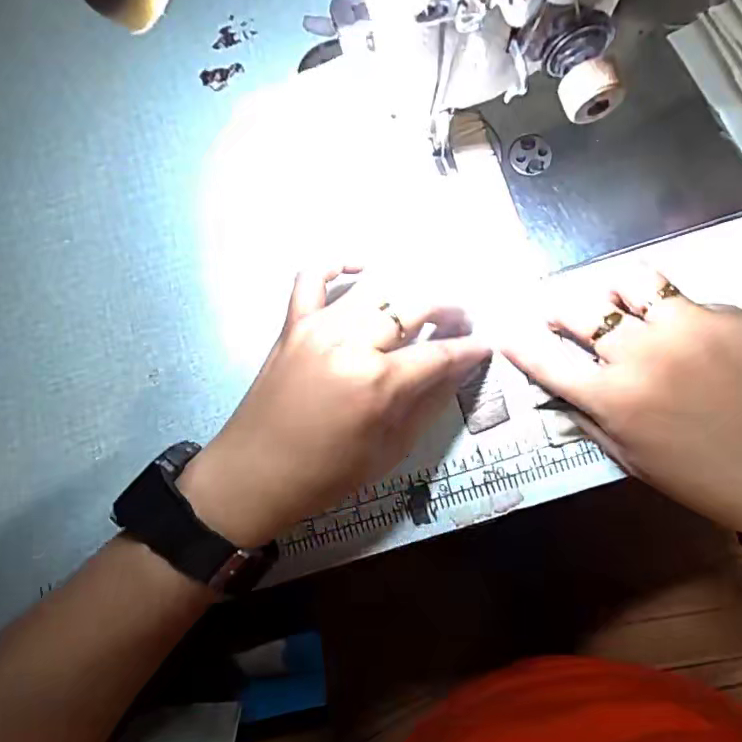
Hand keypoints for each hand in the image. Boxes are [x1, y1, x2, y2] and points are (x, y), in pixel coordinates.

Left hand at [178, 267, 490, 546]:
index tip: (486, 346)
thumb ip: (429, 402)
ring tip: (423, 307)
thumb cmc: (329, 473)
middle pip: (414, 310)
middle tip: (461, 322)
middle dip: (448, 312)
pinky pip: (311, 278)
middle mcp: (351, 343)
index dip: (469, 349)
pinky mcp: (292, 325)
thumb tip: (459, 369)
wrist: (255, 476)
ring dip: (407, 294)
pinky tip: (360, 268)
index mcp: (379, 381)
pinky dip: (336, 266)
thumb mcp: (392, 447)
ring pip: (375, 291)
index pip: (440, 353)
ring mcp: (317, 328)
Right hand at [502, 266, 741, 568]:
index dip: (521, 346)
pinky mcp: (729, 314)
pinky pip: (685, 298)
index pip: (548, 363)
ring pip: (631, 282)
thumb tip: (562, 393)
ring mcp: (689, 326)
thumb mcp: (638, 462)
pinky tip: (685, 329)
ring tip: (619, 303)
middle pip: (581, 309)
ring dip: (615, 292)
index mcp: (616, 401)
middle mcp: (643, 355)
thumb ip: (594, 421)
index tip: (508, 333)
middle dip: (561, 309)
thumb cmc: (710, 481)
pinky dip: (672, 308)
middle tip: (562, 314)